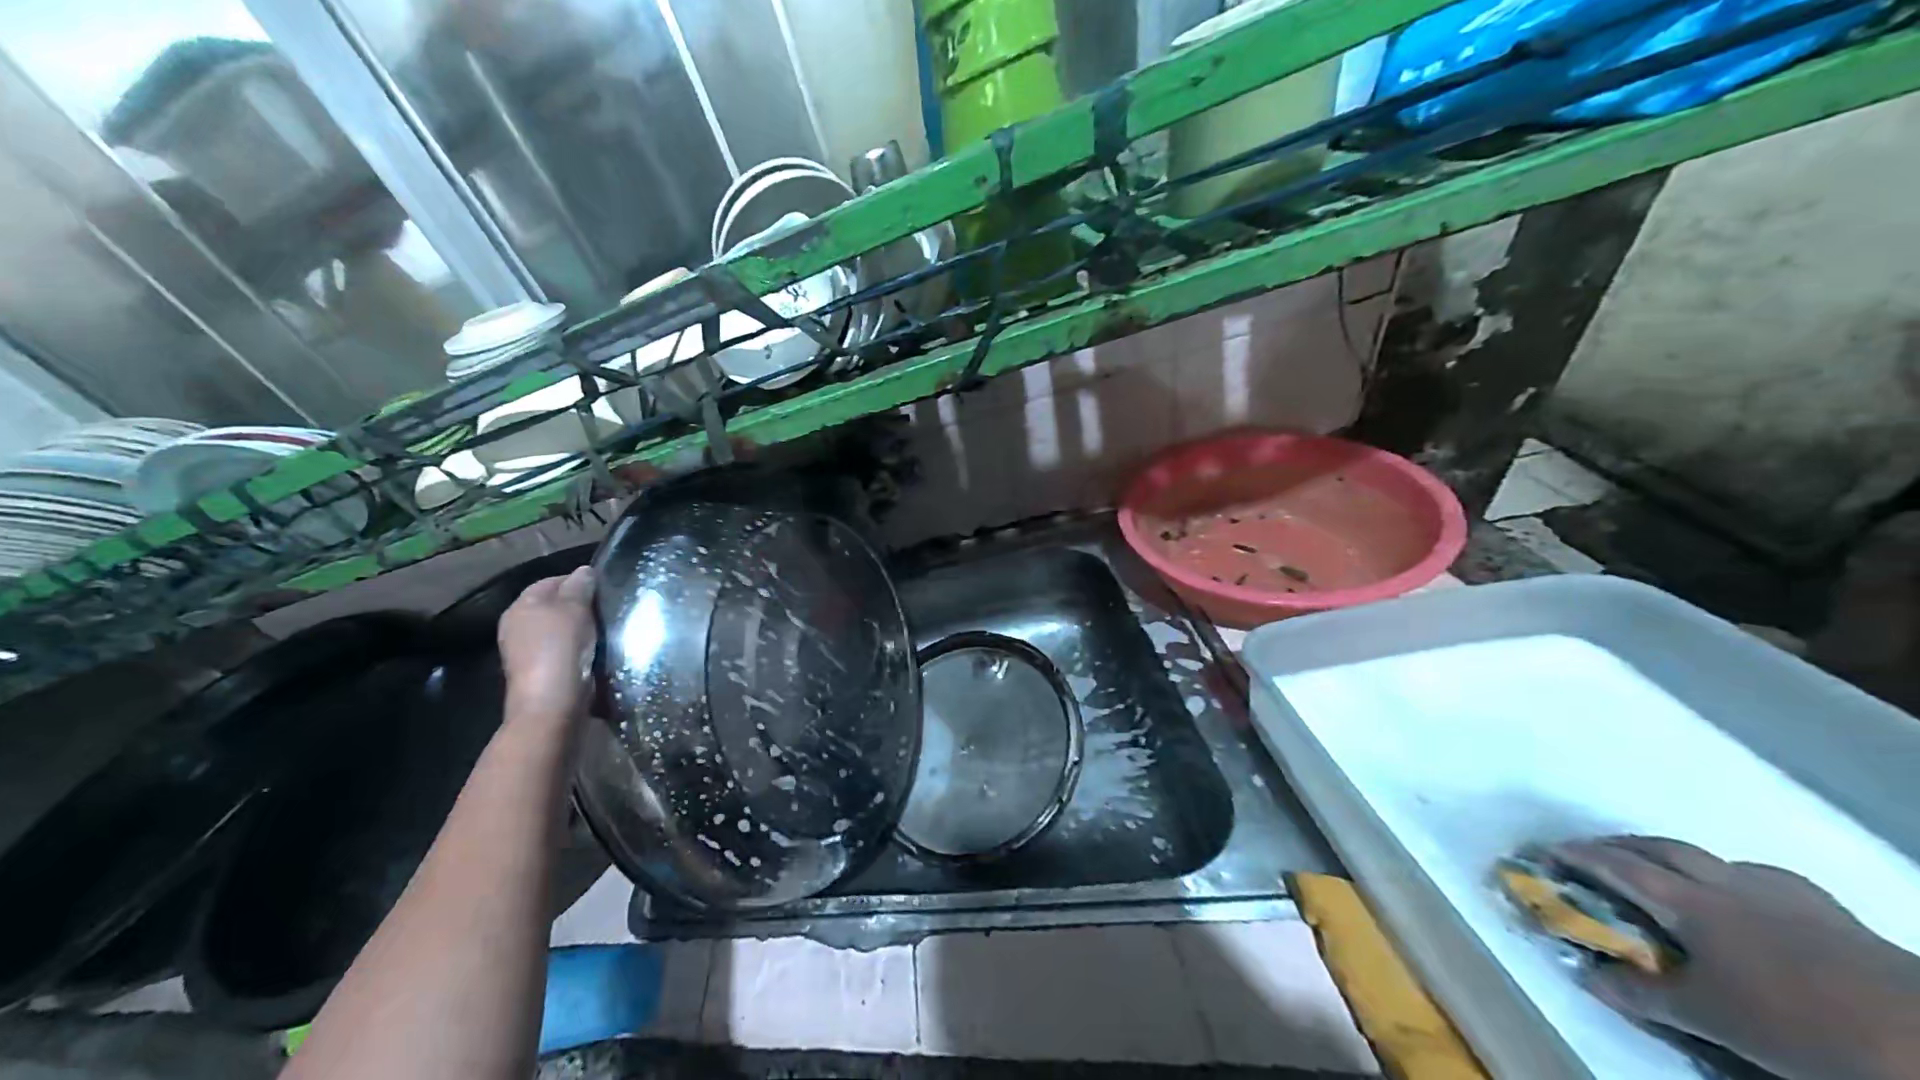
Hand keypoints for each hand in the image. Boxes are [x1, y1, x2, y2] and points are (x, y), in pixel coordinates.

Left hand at [497, 566, 596, 725]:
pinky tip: (599, 651)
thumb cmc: (560, 648)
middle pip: (555, 606)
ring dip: (584, 628)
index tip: (605, 586)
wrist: (552, 704)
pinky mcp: (543, 673)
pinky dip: (582, 648)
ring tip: (609, 628)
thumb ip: (580, 587)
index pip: (551, 581)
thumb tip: (585, 571)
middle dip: (581, 605)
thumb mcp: (574, 609)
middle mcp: (519, 627)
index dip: (578, 580)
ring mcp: (528, 652)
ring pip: (562, 629)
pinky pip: (566, 650)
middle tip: (610, 607)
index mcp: (521, 606)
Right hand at [1549, 835, 1919, 1079]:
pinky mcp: (1824, 907)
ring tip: (1655, 867)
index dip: (1575, 854)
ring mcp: (1778, 891)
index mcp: (1688, 900)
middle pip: (1659, 848)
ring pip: (1706, 856)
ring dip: (1669, 855)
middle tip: (1590, 852)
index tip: (1543, 850)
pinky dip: (1726, 874)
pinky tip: (1738, 892)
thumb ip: (1642, 992)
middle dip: (1618, 845)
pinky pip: (1755, 875)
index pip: (1615, 865)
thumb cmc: (1796, 1020)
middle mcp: (1723, 881)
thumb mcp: (1709, 1016)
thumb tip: (1587, 975)